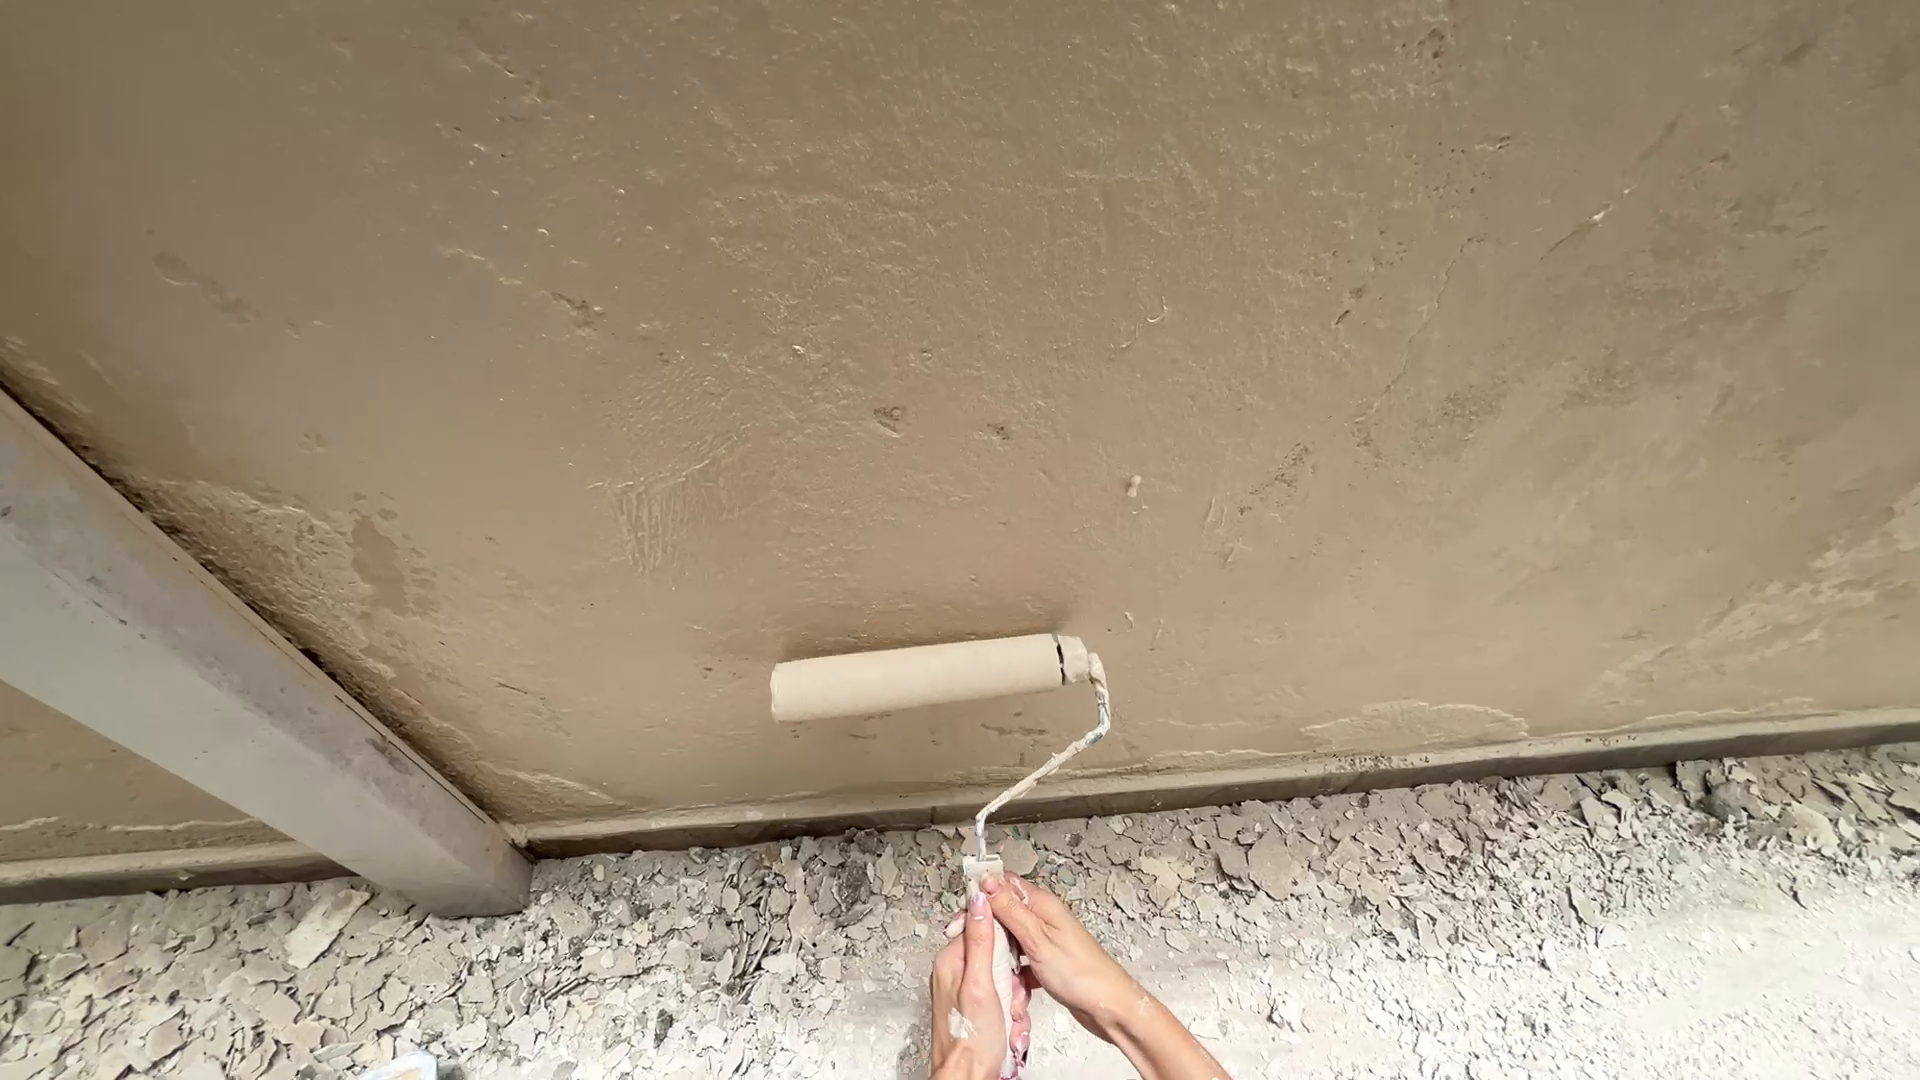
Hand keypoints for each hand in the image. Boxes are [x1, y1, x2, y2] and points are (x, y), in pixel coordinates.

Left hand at [930, 889, 1013, 1079]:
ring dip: (1015, 1000)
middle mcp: (955, 972)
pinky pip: (1003, 1000)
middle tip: (1011, 996)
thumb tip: (979, 900)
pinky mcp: (977, 1010)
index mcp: (951, 959)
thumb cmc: (970, 1041)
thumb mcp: (981, 983)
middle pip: (997, 955)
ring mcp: (966, 992)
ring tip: (1010, 1017)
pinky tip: (1009, 1029)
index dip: (1003, 941)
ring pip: (1004, 980)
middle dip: (1012, 979)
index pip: (981, 926)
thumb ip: (981, 940)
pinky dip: (1011, 1015)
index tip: (1012, 956)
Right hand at [980, 873, 1146, 1043]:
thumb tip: (988, 880)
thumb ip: (1010, 909)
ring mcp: (1044, 939)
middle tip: (970, 944)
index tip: (963, 910)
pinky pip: (1019, 959)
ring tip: (991, 966)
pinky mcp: (1046, 960)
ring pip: (1009, 938)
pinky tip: (1011, 983)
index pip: (1002, 885)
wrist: (1108, 1008)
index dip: (980, 894)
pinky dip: (1013, 970)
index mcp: (1040, 903)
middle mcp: (1042, 917)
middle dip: (985, 928)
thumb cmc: (1081, 974)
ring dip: (999, 951)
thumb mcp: (1037, 939)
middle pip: (1003, 912)